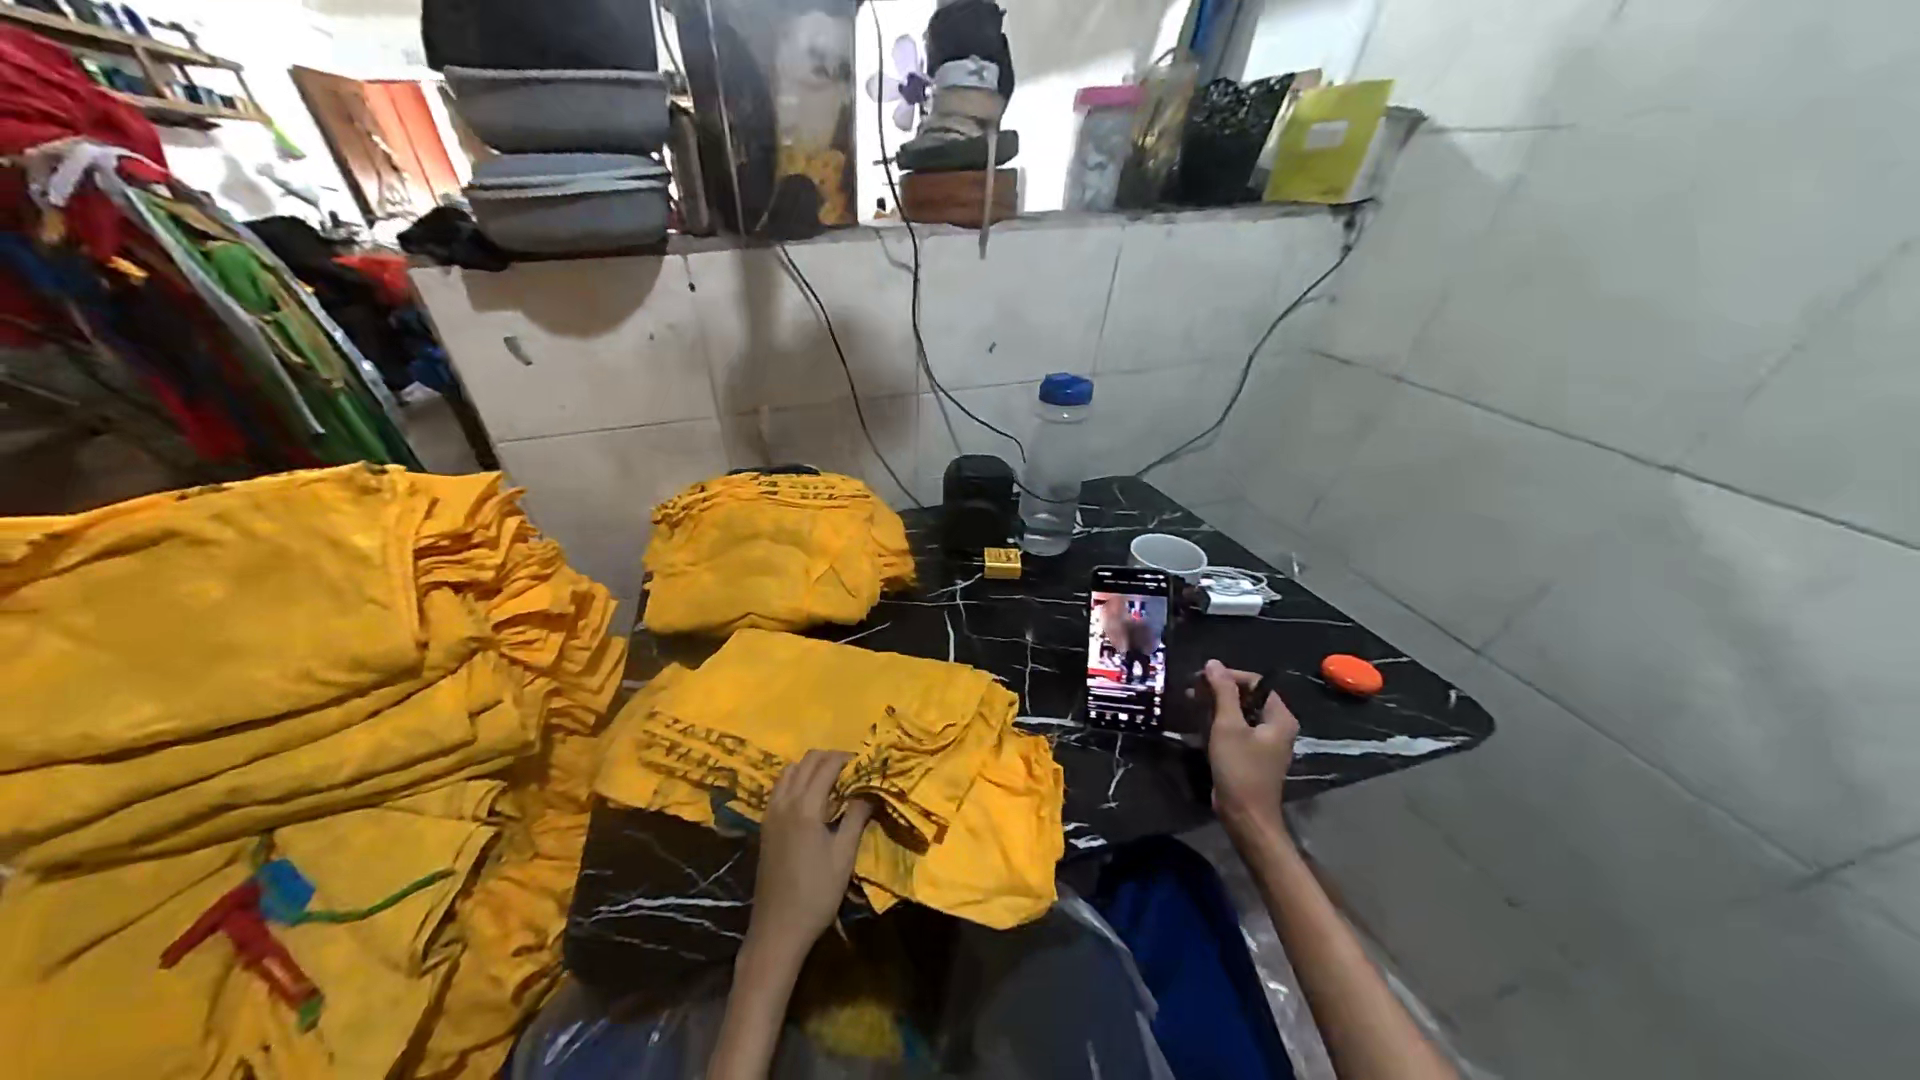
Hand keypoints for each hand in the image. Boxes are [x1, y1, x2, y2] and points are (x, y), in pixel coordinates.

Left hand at [745, 750, 873, 968]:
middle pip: (807, 761)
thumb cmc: (816, 894)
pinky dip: (798, 780)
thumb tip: (871, 789)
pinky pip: (781, 786)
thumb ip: (856, 816)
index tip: (867, 764)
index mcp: (805, 807)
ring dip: (812, 767)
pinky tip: (813, 799)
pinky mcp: (765, 824)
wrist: (778, 929)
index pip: (827, 765)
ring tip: (834, 782)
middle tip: (854, 771)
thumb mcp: (844, 855)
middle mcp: (784, 802)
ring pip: (790, 770)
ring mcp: (770, 812)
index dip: (848, 759)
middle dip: (831, 758)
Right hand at [1203, 660, 1300, 841]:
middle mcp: (1277, 726)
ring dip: (1216, 705)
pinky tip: (1199, 722)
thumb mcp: (1228, 726)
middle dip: (1219, 690)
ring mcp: (1265, 742)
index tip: (1201, 678)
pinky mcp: (1252, 754)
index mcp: (1279, 717)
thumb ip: (1222, 692)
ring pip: (1240, 712)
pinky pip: (1236, 728)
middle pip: (1247, 696)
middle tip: (1193, 689)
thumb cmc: (1240, 768)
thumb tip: (1213, 663)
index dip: (1229, 676)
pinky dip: (1219, 722)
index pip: (1256, 682)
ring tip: (1191, 702)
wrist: (1245, 815)